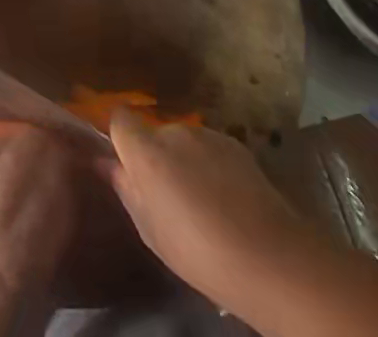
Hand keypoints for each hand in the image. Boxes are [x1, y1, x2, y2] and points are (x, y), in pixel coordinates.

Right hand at [99, 109, 315, 308]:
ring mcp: (209, 135)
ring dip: (183, 161)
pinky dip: (209, 166)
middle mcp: (175, 132)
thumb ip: (126, 189)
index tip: (124, 162)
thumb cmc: (198, 252)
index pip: (120, 119)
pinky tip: (225, 200)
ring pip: (183, 142)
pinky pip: (209, 149)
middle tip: (165, 196)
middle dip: (154, 156)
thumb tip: (106, 164)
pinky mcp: (237, 145)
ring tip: (200, 203)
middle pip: (154, 133)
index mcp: (147, 151)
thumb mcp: (150, 230)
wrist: (271, 258)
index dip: (119, 137)